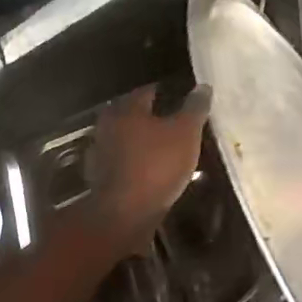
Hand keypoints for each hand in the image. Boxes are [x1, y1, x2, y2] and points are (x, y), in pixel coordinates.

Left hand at [85, 83, 210, 256]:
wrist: (124, 214)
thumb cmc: (156, 166)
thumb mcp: (185, 133)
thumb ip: (194, 108)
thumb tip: (202, 87)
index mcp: (125, 112)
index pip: (144, 92)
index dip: (162, 92)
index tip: (176, 94)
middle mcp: (106, 130)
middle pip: (128, 116)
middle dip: (145, 116)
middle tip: (166, 119)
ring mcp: (99, 157)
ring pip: (121, 141)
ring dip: (136, 141)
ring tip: (158, 144)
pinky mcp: (98, 182)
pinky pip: (118, 165)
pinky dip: (130, 163)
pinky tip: (143, 169)